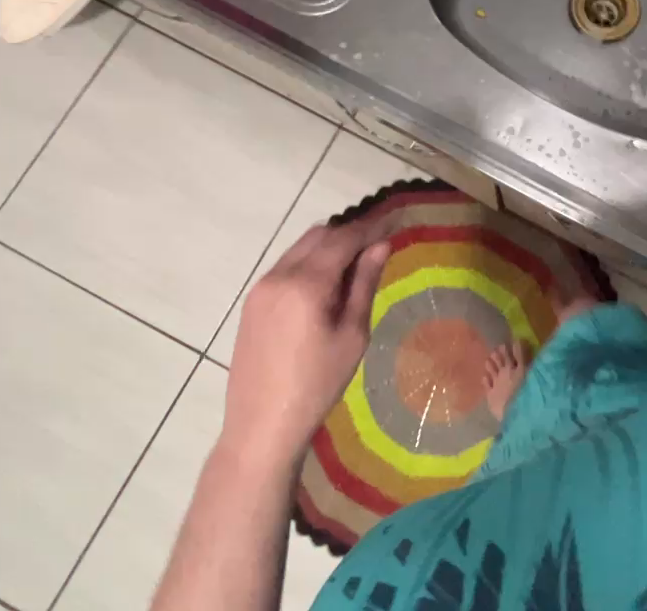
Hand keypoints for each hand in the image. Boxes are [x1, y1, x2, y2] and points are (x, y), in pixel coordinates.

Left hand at [222, 220, 393, 462]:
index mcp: (306, 283)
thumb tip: (380, 245)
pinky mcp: (252, 302)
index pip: (344, 238)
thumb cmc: (317, 385)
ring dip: (328, 246)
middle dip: (349, 232)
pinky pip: (286, 266)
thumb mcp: (352, 335)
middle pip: (319, 235)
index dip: (371, 226)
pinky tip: (327, 283)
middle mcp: (278, 275)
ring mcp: (261, 287)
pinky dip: (310, 262)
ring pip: (300, 248)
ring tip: (356, 262)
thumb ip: (364, 284)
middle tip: (379, 242)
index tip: (394, 220)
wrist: (261, 425)